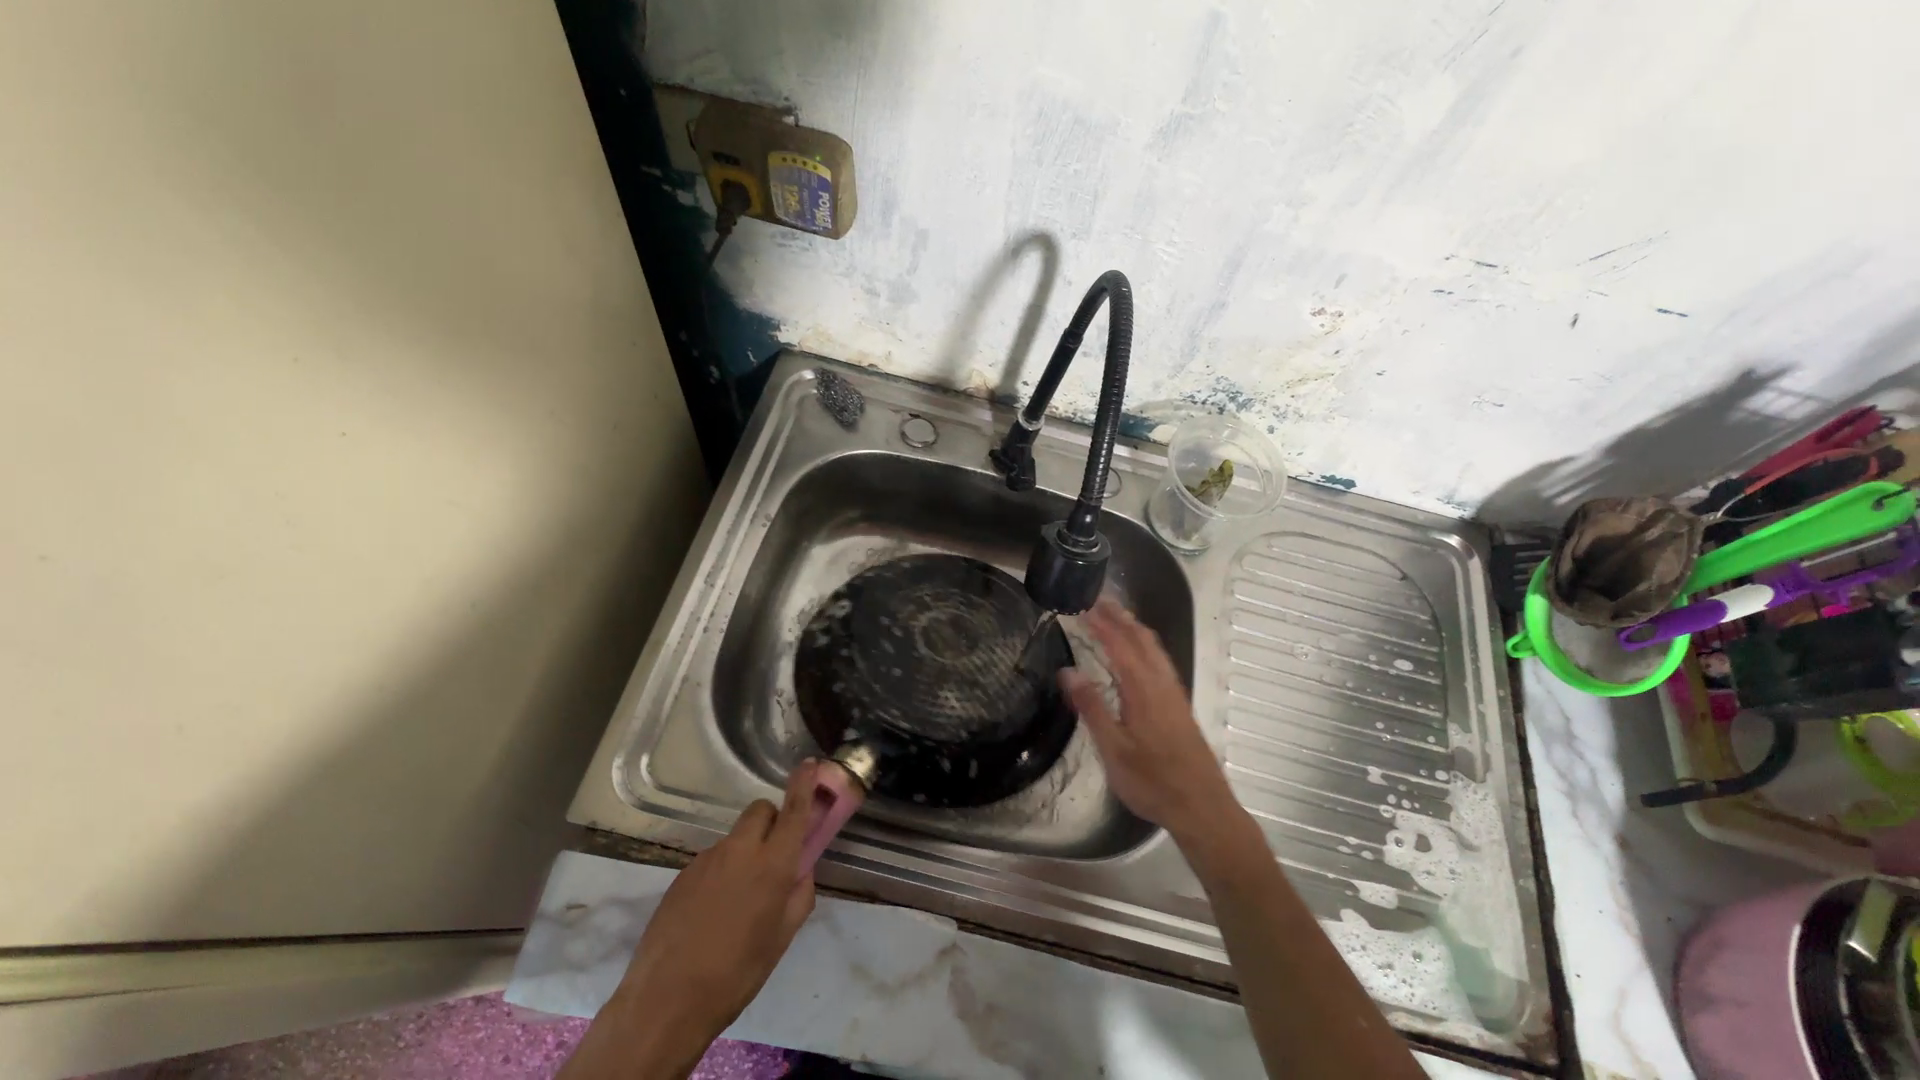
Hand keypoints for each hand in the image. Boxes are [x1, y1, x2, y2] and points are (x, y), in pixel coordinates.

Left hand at [615, 763, 817, 1042]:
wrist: (667, 998)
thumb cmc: (737, 973)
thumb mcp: (781, 939)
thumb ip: (798, 896)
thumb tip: (800, 872)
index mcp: (771, 866)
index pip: (793, 812)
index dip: (804, 785)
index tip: (810, 763)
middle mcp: (739, 852)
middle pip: (760, 812)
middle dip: (773, 821)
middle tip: (776, 854)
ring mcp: (706, 860)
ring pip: (736, 838)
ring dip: (746, 851)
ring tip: (740, 902)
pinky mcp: (682, 874)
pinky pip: (713, 860)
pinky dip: (722, 873)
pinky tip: (714, 914)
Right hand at [1060, 598, 1238, 841]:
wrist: (1201, 807)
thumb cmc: (1152, 782)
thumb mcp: (1113, 749)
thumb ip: (1092, 708)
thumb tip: (1068, 671)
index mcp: (1143, 691)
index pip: (1120, 646)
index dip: (1102, 624)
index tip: (1084, 606)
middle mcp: (1163, 685)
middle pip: (1142, 641)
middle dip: (1121, 618)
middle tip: (1099, 601)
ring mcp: (1175, 696)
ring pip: (1156, 651)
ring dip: (1136, 630)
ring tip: (1117, 618)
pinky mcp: (1180, 708)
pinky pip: (1162, 663)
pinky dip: (1146, 647)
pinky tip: (1140, 657)